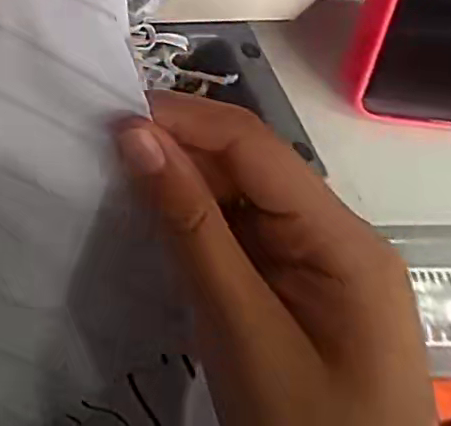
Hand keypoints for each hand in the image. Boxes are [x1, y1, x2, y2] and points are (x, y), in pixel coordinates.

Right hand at [116, 92, 433, 425]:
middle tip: (107, 149)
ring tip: (121, 177)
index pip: (255, 145)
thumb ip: (189, 227)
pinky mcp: (295, 279)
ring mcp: (317, 257)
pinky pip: (239, 226)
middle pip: (249, 162)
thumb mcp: (241, 331)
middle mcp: (336, 232)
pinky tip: (157, 217)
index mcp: (343, 239)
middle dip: (179, 148)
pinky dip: (194, 217)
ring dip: (182, 181)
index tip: (115, 119)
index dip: (185, 119)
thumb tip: (135, 135)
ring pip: (239, 191)